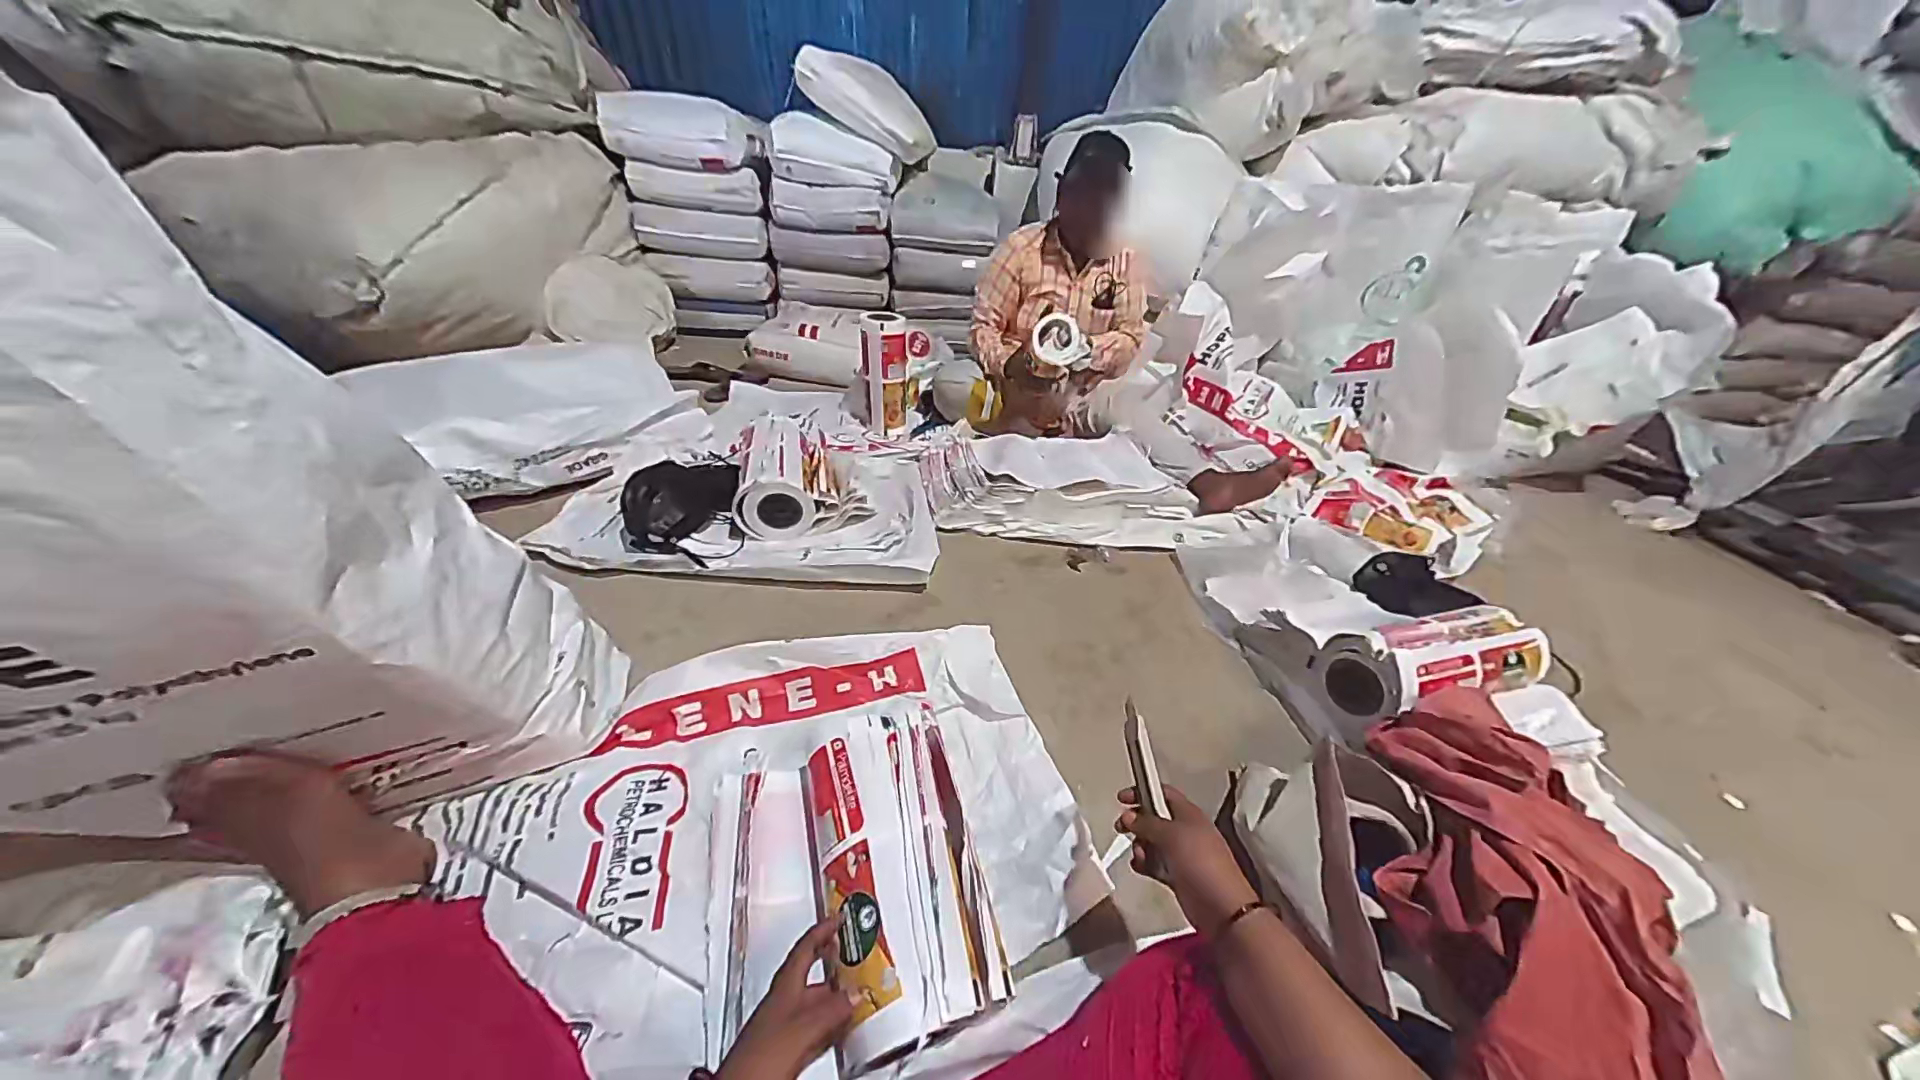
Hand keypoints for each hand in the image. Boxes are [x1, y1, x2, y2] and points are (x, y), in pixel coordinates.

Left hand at [717, 918, 858, 1079]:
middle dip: (836, 965)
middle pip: (813, 975)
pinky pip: (815, 1028)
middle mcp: (783, 1001)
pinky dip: (831, 1023)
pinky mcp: (785, 1048)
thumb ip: (832, 1008)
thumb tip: (854, 994)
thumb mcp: (803, 1027)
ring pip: (816, 1003)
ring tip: (857, 993)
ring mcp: (783, 1025)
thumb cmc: (758, 1058)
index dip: (823, 929)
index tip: (839, 918)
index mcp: (785, 986)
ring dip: (836, 997)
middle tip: (856, 957)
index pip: (806, 946)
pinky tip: (841, 1028)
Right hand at [1117, 785, 1259, 938]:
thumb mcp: (1170, 835)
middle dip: (1136, 822)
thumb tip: (1128, 816)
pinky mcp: (1177, 875)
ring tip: (1140, 854)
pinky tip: (1141, 867)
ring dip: (1140, 845)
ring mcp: (1182, 854)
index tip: (1122, 799)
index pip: (1162, 793)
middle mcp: (1185, 831)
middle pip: (1154, 818)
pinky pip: (1154, 863)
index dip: (1141, 792)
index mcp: (1188, 814)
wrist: (1222, 909)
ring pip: (1152, 842)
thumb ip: (1146, 823)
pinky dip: (1145, 863)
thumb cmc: (1201, 864)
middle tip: (1122, 828)